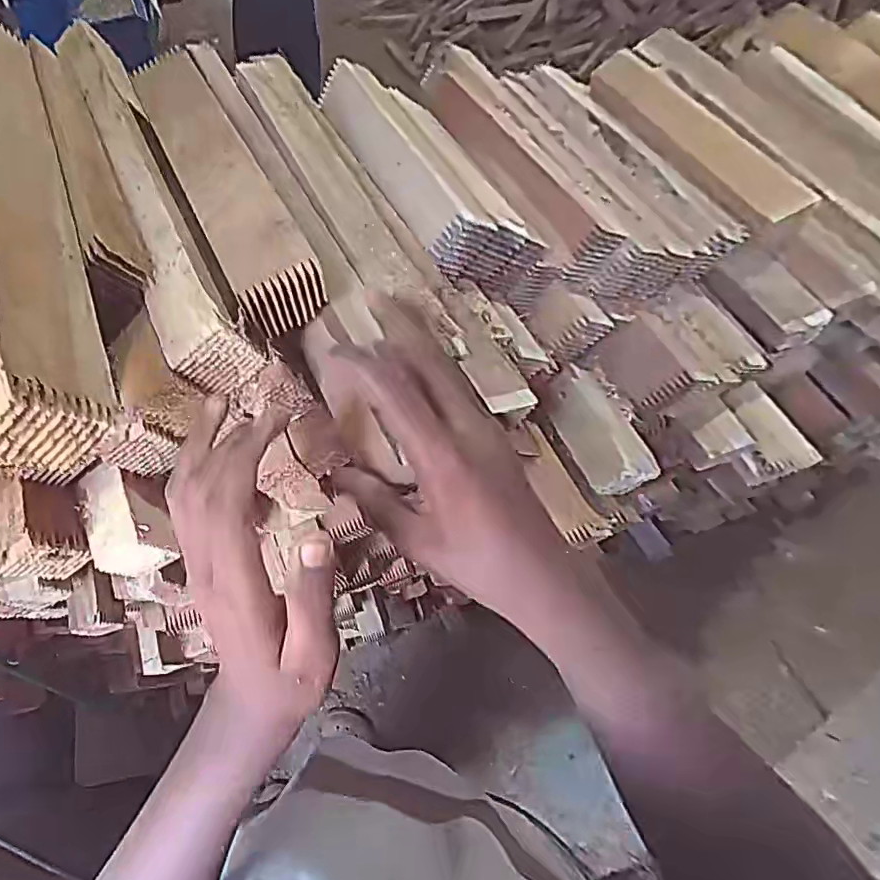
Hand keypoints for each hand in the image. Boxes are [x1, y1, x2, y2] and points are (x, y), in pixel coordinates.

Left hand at [166, 397, 337, 747]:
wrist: (249, 702)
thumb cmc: (288, 680)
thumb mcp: (314, 653)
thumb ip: (313, 598)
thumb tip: (317, 536)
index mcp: (234, 582)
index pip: (228, 502)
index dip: (246, 453)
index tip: (274, 418)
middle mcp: (202, 565)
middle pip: (197, 487)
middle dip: (224, 437)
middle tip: (255, 401)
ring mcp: (193, 563)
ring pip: (181, 493)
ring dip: (197, 446)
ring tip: (219, 406)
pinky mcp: (195, 563)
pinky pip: (184, 507)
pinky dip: (199, 471)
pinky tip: (232, 460)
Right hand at [326, 322, 581, 623]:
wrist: (545, 576)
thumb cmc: (476, 563)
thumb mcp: (417, 539)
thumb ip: (374, 502)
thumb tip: (335, 474)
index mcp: (443, 457)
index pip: (397, 393)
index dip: (363, 366)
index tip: (334, 351)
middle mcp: (469, 430)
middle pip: (432, 364)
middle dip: (399, 330)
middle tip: (372, 304)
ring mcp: (489, 429)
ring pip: (451, 371)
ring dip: (419, 344)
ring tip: (392, 323)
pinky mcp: (497, 436)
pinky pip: (460, 388)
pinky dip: (434, 368)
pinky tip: (421, 369)